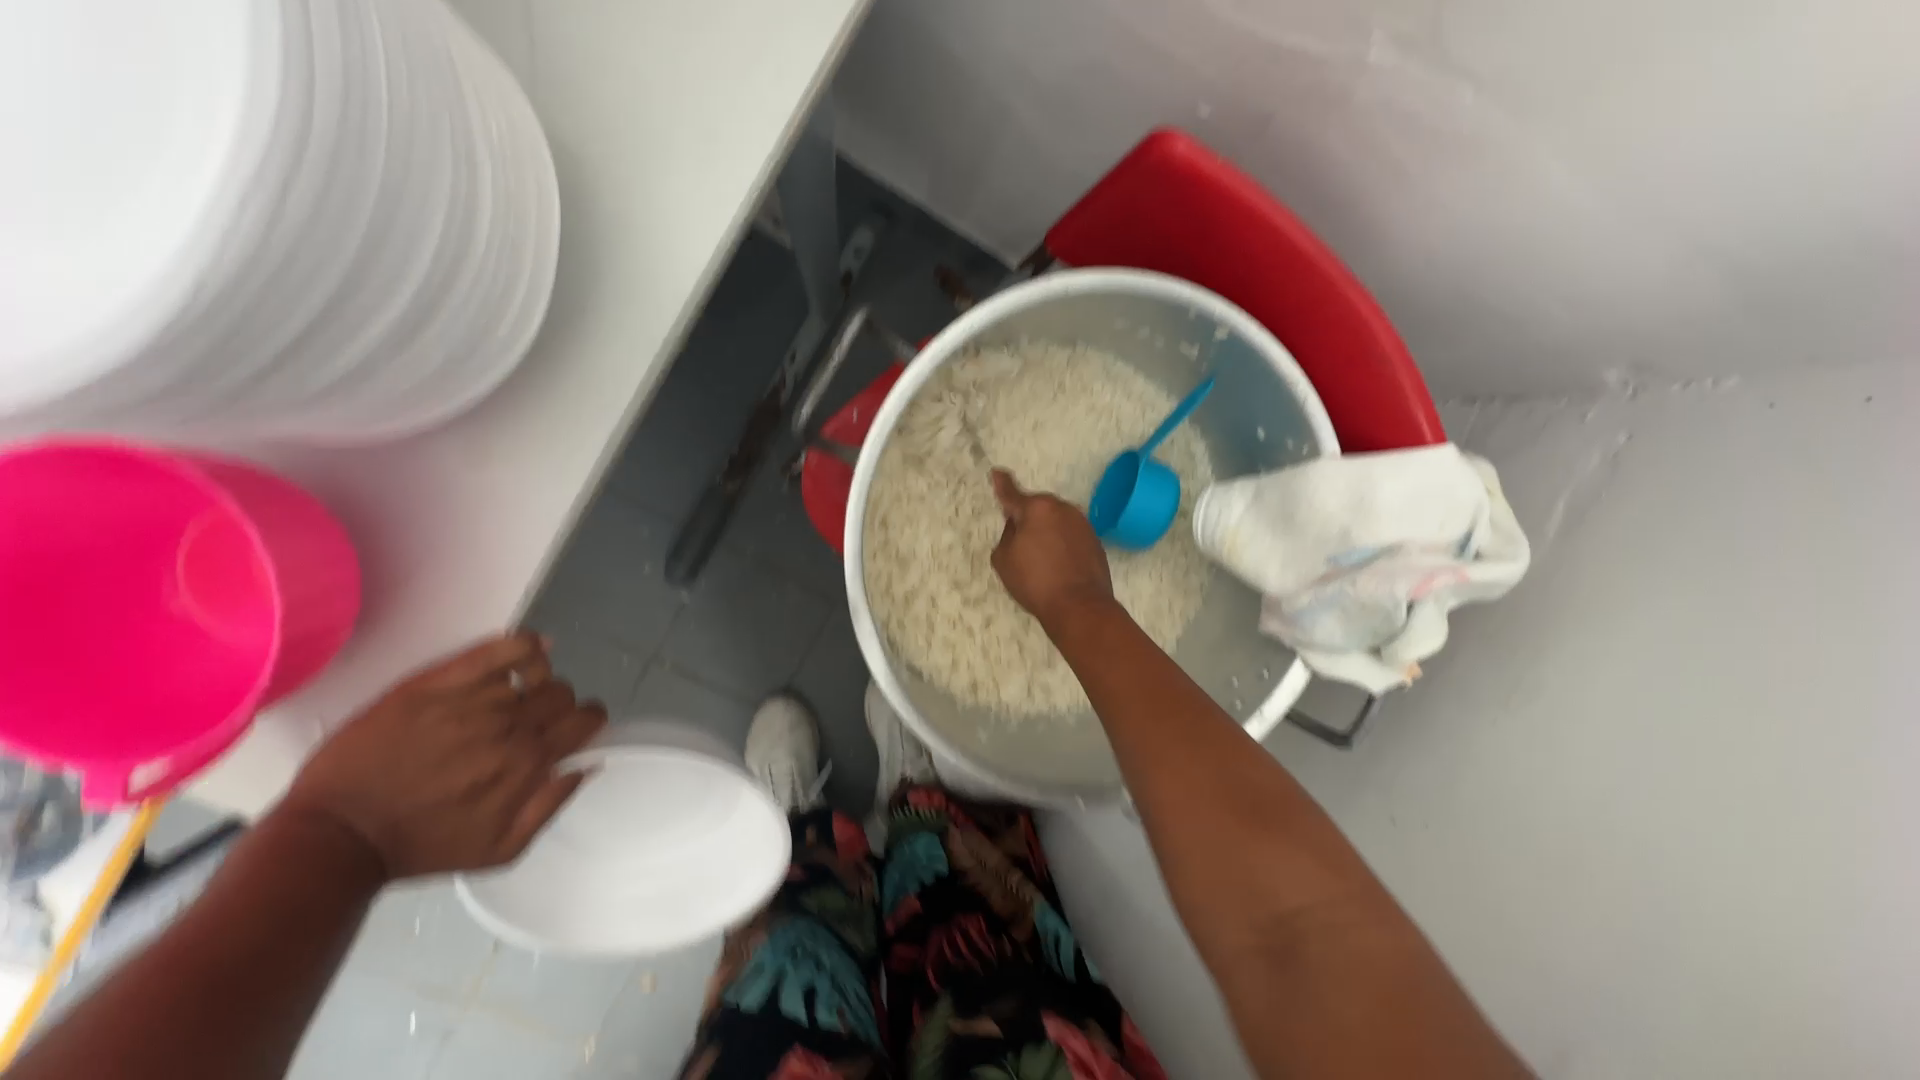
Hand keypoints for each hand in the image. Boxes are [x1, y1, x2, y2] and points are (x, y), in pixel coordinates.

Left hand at [279, 632, 607, 881]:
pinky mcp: (439, 681)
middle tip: (531, 722)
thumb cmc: (420, 847)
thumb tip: (585, 765)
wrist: (339, 834)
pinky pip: (503, 646)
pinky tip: (524, 654)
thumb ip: (551, 806)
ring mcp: (474, 698)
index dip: (585, 723)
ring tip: (510, 697)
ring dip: (532, 682)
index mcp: (528, 763)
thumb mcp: (500, 851)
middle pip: (562, 693)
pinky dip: (525, 645)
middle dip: (557, 706)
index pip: (586, 720)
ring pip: (534, 671)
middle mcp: (510, 725)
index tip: (569, 733)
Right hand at [989, 468, 1115, 628]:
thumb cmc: (1035, 581)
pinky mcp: (1095, 540)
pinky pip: (1071, 536)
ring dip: (1047, 533)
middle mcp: (1062, 508)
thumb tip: (1019, 527)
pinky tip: (1059, 567)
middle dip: (1028, 520)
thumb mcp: (1004, 559)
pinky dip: (1062, 545)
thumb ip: (1007, 535)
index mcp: (1036, 508)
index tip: (997, 473)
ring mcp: (1082, 523)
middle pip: (1037, 509)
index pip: (1012, 493)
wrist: (1079, 605)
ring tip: (1042, 561)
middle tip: (1021, 547)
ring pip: (1056, 522)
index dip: (1002, 484)